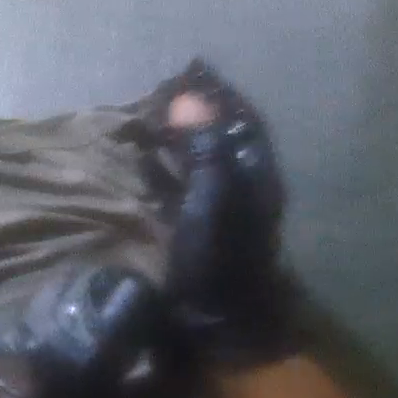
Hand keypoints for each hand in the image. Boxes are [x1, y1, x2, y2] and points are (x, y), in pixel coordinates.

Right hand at [160, 60, 298, 368]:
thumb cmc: (219, 262)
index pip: (240, 122)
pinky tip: (144, 165)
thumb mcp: (213, 201)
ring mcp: (220, 215)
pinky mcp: (198, 235)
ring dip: (178, 140)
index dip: (218, 94)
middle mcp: (241, 191)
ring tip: (149, 120)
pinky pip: (181, 191)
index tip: (191, 69)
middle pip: (220, 139)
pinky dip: (164, 172)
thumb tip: (190, 99)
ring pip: (200, 163)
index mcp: (253, 178)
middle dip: (195, 114)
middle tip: (161, 93)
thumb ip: (204, 149)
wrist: (218, 328)